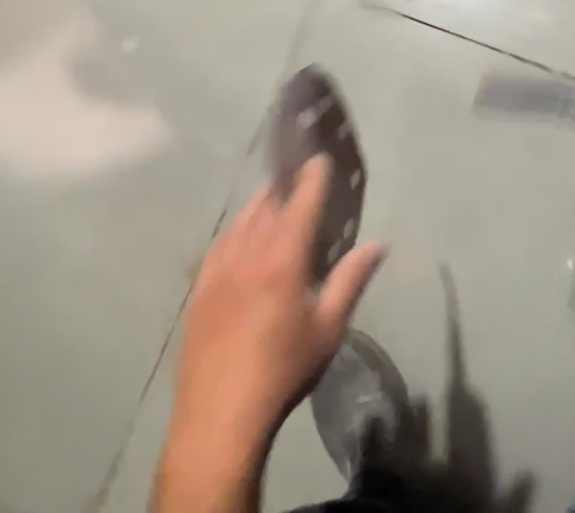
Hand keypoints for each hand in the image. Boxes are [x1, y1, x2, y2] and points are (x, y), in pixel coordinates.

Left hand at [174, 158, 385, 448]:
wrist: (221, 415)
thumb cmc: (283, 370)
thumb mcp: (328, 328)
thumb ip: (350, 281)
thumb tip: (376, 245)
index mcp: (282, 261)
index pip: (300, 206)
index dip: (312, 180)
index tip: (319, 159)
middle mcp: (247, 256)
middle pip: (266, 208)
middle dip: (283, 188)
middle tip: (297, 175)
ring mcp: (217, 273)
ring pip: (238, 224)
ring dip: (257, 206)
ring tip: (270, 197)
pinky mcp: (198, 292)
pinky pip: (216, 247)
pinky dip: (232, 231)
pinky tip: (236, 236)